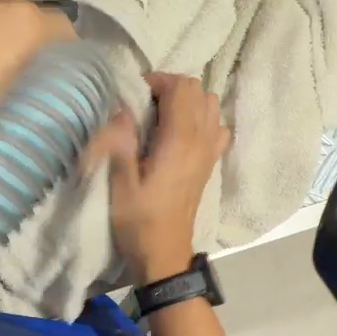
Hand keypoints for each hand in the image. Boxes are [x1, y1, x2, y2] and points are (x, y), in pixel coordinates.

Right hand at [101, 73, 230, 282]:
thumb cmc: (139, 223)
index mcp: (179, 141)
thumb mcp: (121, 186)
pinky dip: (200, 119)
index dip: (156, 82)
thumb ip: (121, 145)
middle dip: (170, 87)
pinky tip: (180, 133)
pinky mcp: (210, 163)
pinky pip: (215, 126)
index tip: (132, 94)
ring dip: (186, 101)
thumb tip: (121, 110)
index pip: (179, 88)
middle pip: (197, 90)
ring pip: (209, 104)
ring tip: (159, 115)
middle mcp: (201, 139)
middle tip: (143, 103)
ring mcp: (209, 151)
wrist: (165, 253)